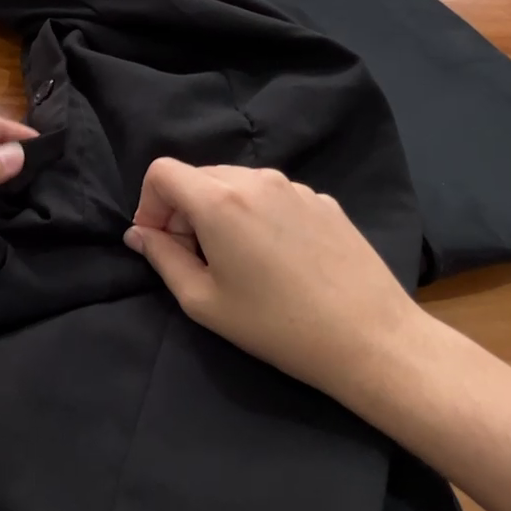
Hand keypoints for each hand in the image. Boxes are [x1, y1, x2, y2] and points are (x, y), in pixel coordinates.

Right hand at [123, 159, 422, 394]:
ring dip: (218, 211)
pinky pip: (270, 195)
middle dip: (181, 210)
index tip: (159, 242)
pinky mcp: (324, 201)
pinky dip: (255, 215)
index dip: (148, 204)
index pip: (162, 172)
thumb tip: (139, 234)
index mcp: (219, 201)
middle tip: (193, 257)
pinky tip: (274, 259)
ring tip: (235, 260)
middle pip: (197, 176)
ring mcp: (295, 187)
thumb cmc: (275, 325)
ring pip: (234, 183)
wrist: (371, 339)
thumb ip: (161, 258)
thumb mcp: (202, 300)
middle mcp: (256, 180)